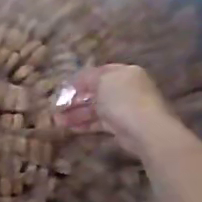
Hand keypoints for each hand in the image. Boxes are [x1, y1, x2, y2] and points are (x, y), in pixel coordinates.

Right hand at [55, 64, 179, 157]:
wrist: (144, 129)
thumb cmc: (122, 99)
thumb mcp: (101, 81)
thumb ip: (87, 77)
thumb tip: (78, 80)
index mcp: (124, 73)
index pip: (98, 72)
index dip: (79, 79)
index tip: (63, 88)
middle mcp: (125, 88)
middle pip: (95, 92)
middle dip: (74, 99)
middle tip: (57, 107)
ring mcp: (124, 107)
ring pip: (94, 108)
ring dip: (75, 113)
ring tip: (57, 121)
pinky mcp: (120, 125)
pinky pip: (98, 122)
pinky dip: (84, 124)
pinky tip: (70, 128)